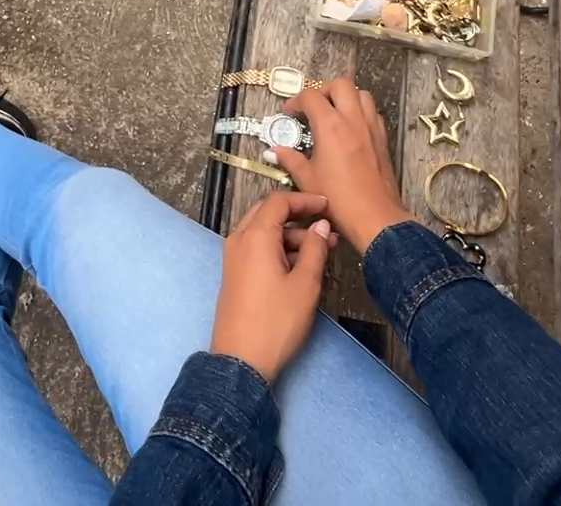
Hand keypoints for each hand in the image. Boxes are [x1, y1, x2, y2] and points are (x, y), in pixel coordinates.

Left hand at [210, 191, 337, 382]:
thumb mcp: (305, 284)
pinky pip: (257, 247)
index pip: (279, 201)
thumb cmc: (276, 321)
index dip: (305, 200)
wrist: (241, 360)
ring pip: (263, 231)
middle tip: (326, 228)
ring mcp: (233, 256)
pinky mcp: (234, 272)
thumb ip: (315, 249)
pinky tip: (300, 265)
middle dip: (298, 217)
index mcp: (255, 235)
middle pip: (269, 213)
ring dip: (291, 235)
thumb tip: (321, 226)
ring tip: (321, 251)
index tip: (327, 205)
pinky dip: (278, 248)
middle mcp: (239, 239)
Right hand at [272, 80, 416, 252]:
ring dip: (346, 97)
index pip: (311, 96)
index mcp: (331, 126)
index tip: (290, 114)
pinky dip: (361, 112)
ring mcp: (371, 128)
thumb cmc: (339, 200)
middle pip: (341, 84)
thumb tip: (275, 150)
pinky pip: (373, 113)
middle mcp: (353, 120)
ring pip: (362, 94)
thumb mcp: (307, 179)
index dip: (296, 101)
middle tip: (313, 107)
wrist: (376, 218)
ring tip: (333, 114)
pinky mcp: (383, 139)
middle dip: (324, 90)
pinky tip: (351, 129)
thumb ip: (290, 159)